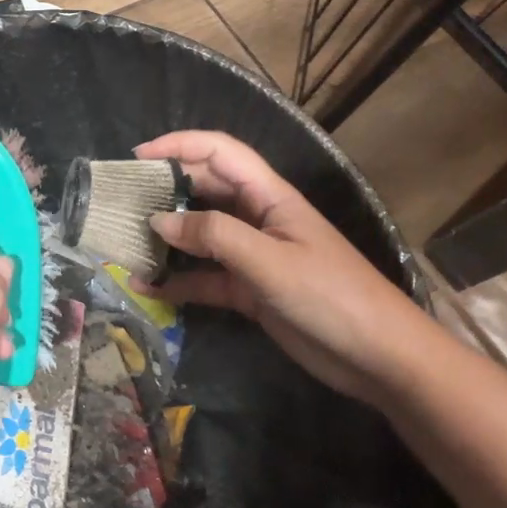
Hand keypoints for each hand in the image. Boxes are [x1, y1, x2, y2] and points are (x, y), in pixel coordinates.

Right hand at [130, 130, 439, 406]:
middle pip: (203, 189)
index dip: (179, 145)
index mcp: (269, 196)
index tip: (138, 157)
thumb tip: (158, 220)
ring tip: (126, 245)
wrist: (385, 362)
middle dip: (164, 190)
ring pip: (199, 234)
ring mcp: (253, 255)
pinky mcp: (250, 291)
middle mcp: (257, 218)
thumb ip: (213, 236)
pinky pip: (204, 277)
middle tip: (121, 202)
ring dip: (165, 239)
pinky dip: (177, 281)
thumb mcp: (271, 262)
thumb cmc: (334, 297)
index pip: (219, 152)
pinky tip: (147, 288)